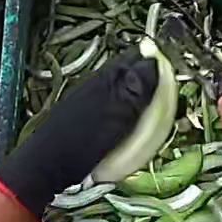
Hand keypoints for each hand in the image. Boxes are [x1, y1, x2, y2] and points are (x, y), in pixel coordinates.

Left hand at [0, 47, 158, 214]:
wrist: (48, 164)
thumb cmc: (86, 139)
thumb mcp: (120, 113)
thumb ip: (139, 86)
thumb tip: (157, 61)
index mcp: (111, 75)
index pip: (142, 56)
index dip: (159, 65)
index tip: (173, 84)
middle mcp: (101, 79)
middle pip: (133, 72)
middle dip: (151, 83)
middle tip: (165, 104)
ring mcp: (91, 95)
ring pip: (124, 89)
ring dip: (139, 99)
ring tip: (150, 119)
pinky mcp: (85, 112)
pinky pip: (114, 104)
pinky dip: (126, 112)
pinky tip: (128, 129)